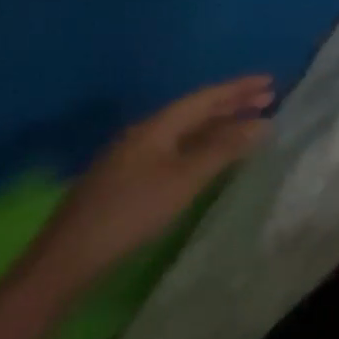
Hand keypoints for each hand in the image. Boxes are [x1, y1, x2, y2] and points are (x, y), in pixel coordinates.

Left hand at [32, 76, 272, 279]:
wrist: (67, 259)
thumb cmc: (133, 210)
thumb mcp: (187, 178)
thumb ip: (226, 148)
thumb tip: (264, 123)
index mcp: (156, 128)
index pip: (204, 98)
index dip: (238, 88)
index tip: (271, 80)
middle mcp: (143, 135)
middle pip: (194, 112)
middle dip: (231, 104)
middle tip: (268, 98)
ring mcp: (132, 158)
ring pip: (185, 131)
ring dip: (219, 124)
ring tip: (248, 123)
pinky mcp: (128, 179)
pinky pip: (176, 148)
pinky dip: (202, 143)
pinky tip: (213, 153)